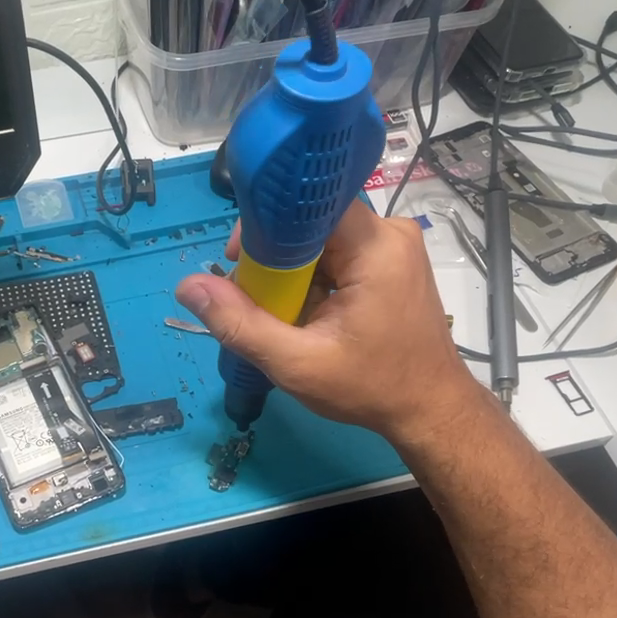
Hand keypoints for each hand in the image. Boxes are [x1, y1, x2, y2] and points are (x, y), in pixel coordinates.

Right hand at [173, 201, 484, 446]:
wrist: (429, 410)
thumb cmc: (370, 388)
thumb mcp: (296, 364)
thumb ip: (240, 325)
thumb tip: (188, 288)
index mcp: (375, 246)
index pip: (307, 207)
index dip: (265, 227)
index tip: (237, 262)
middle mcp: (389, 233)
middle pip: (310, 225)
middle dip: (274, 261)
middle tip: (255, 303)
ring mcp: (393, 246)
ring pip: (320, 242)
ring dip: (291, 276)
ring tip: (283, 317)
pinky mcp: (390, 263)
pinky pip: (336, 256)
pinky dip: (312, 282)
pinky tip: (306, 316)